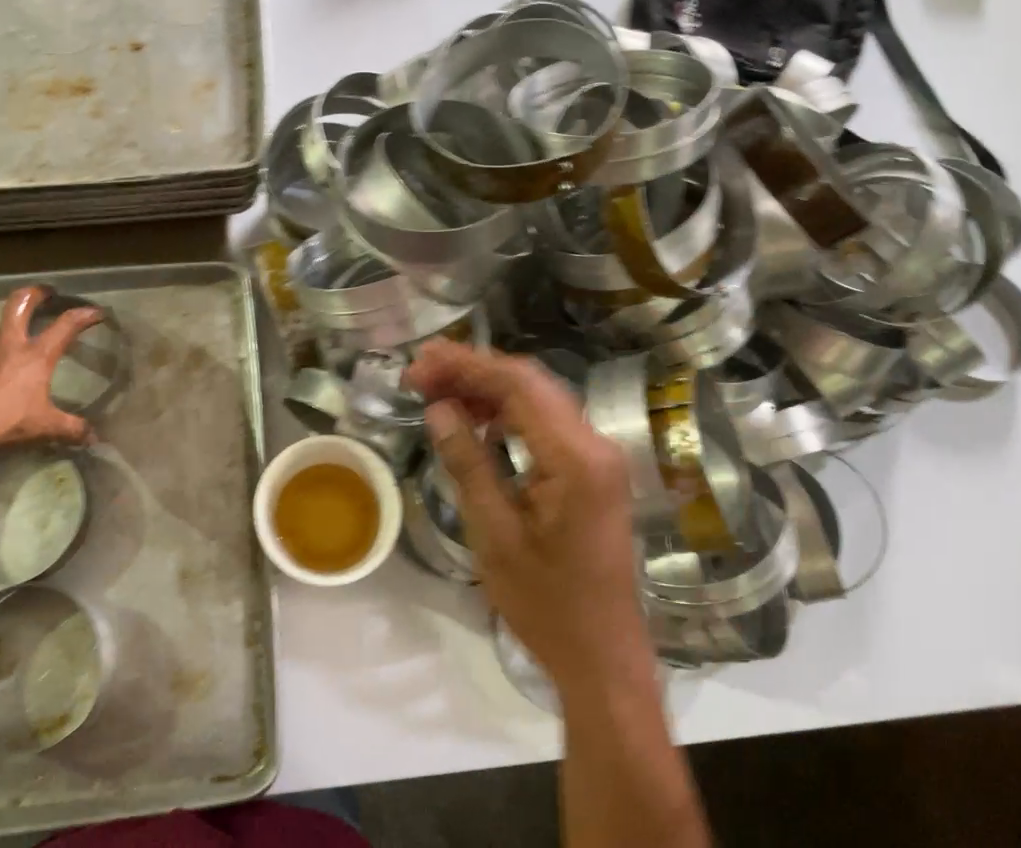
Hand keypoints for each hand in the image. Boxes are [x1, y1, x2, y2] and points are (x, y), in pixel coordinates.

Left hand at [0, 287, 102, 465]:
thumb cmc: (7, 423)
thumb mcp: (46, 428)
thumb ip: (72, 429)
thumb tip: (95, 438)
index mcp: (34, 356)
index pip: (66, 326)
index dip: (84, 316)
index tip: (96, 312)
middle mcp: (5, 345)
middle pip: (18, 304)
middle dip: (32, 294)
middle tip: (41, 294)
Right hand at [406, 340, 647, 691]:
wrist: (601, 654)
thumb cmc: (546, 604)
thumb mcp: (493, 535)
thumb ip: (468, 464)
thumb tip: (440, 410)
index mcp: (575, 458)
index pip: (518, 385)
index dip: (465, 366)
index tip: (418, 366)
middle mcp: (595, 445)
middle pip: (531, 384)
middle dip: (474, 371)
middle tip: (420, 374)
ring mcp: (599, 458)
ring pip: (540, 400)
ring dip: (490, 390)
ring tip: (438, 392)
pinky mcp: (594, 474)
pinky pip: (549, 426)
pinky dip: (510, 414)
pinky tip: (477, 422)